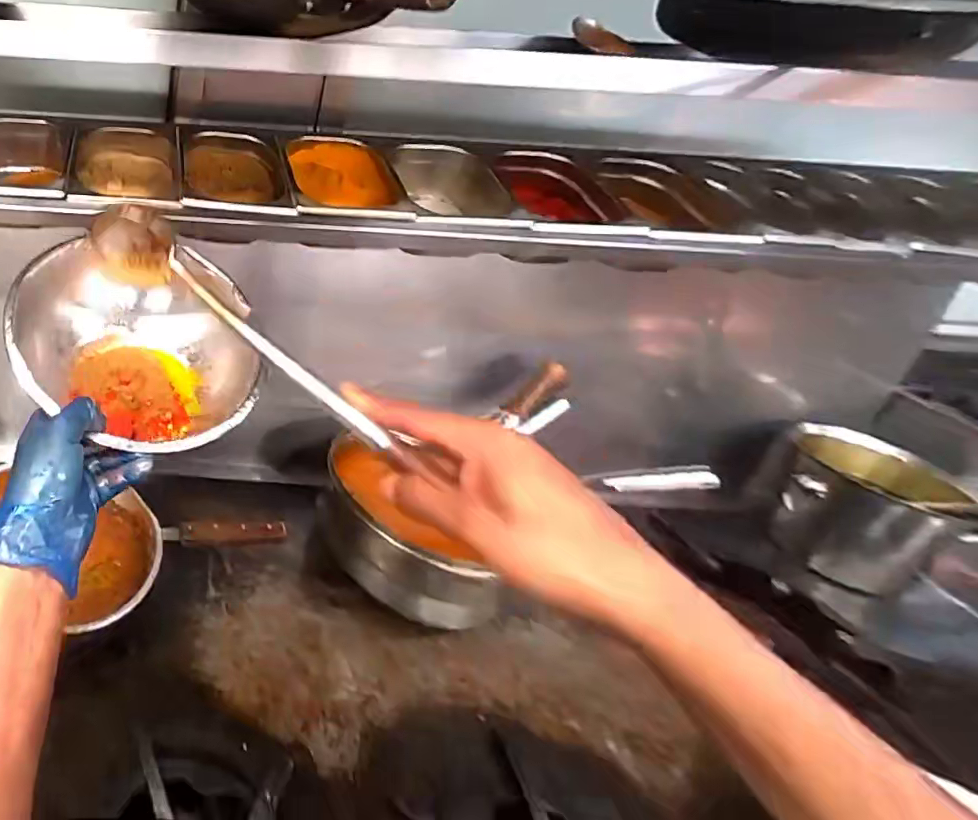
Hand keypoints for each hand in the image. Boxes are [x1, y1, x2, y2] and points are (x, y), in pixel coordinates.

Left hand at [0, 398, 152, 596]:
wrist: (44, 528)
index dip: (87, 414)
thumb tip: (94, 409)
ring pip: (105, 458)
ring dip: (125, 453)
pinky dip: (128, 472)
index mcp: (46, 435)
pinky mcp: (90, 495)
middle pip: (91, 437)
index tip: (103, 415)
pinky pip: (112, 479)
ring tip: (145, 449)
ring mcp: (75, 475)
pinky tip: (144, 466)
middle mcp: (60, 453)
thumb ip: (79, 412)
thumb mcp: (59, 431)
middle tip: (132, 430)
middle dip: (111, 434)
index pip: (69, 417)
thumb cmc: (45, 474)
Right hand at [343, 385, 696, 637]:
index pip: (420, 417)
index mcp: (486, 443)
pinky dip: (451, 483)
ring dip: (427, 468)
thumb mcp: (475, 527)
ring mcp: (520, 465)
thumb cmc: (547, 552)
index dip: (380, 407)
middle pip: (438, 434)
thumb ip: (425, 499)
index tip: (347, 391)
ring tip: (400, 481)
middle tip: (367, 446)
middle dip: (402, 441)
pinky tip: (445, 504)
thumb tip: (387, 480)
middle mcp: (502, 444)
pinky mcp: (531, 487)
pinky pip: (476, 475)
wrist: (630, 586)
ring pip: (457, 458)